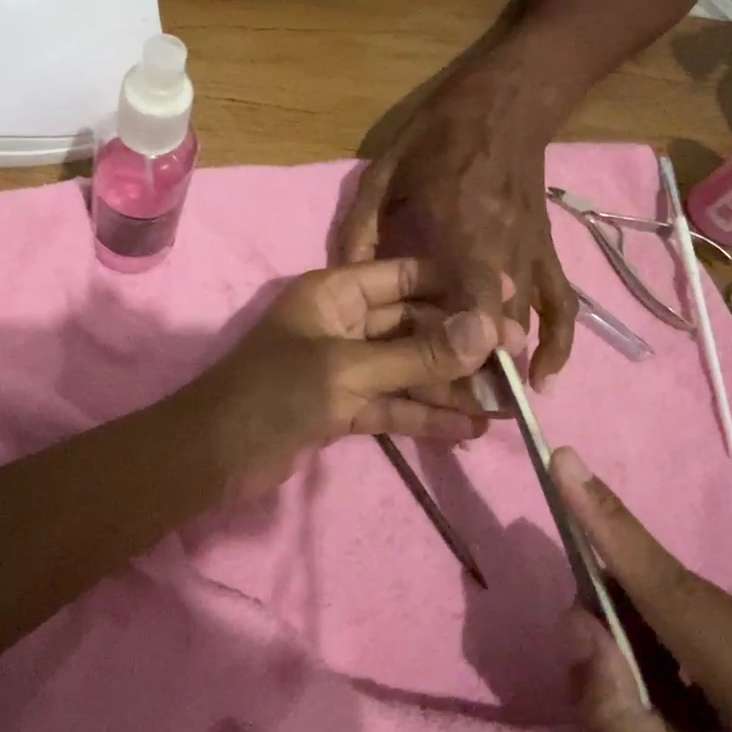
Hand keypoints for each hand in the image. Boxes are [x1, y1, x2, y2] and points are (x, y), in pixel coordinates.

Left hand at [188, 259, 525, 498]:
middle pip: (412, 325)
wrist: (214, 455)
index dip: (455, 284)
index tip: (507, 296)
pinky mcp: (339, 406)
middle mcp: (340, 322)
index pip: (405, 276)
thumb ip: (418, 353)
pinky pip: (392, 403)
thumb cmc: (275, 393)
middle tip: (517, 363)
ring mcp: (340, 366)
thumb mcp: (349, 369)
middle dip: (460, 344)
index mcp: (333, 292)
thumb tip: (487, 326)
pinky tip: (469, 429)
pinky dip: (425, 415)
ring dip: (450, 385)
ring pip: (406, 368)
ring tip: (506, 404)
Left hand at [336, 65, 577, 389]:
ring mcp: (529, 253)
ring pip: (525, 317)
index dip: (467, 330)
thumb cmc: (437, 135)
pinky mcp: (545, 253)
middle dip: (481, 362)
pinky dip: (561, 342)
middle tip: (466, 404)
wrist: (504, 103)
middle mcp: (499, 247)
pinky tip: (545, 379)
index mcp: (455, 226)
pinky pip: (563, 303)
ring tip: (497, 405)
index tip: (460, 370)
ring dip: (512, 362)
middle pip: (494, 316)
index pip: (467, 286)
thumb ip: (363, 225)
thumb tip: (345, 271)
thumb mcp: (382, 174)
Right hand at [552, 449, 731, 731]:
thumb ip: (615, 709)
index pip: (677, 593)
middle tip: (578, 617)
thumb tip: (576, 619)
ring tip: (629, 674)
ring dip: (656, 631)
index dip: (612, 527)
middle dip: (624, 595)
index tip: (566, 459)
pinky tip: (675, 696)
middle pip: (692, 604)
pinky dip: (690, 656)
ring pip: (713, 623)